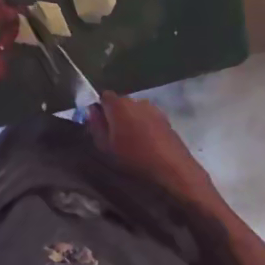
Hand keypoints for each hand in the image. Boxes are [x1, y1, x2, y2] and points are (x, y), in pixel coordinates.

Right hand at [87, 91, 221, 211]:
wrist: (172, 169)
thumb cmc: (134, 159)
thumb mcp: (106, 147)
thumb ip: (97, 126)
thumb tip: (92, 112)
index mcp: (120, 105)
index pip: (104, 96)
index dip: (99, 108)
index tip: (97, 124)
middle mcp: (137, 101)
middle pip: (120, 103)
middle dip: (114, 115)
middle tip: (112, 136)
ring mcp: (154, 108)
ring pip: (135, 111)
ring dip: (130, 121)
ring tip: (130, 142)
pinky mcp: (165, 118)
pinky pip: (147, 118)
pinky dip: (142, 126)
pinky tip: (144, 144)